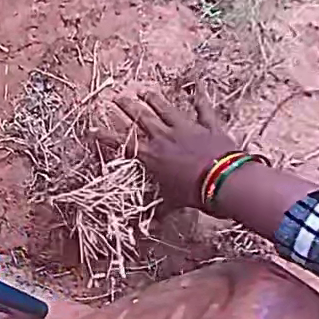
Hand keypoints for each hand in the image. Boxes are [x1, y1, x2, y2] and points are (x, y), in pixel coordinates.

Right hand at [98, 91, 242, 212]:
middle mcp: (164, 138)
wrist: (226, 182)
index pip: (121, 144)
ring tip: (144, 91)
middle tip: (117, 97)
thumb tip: (149, 230)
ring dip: (154, 100)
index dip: (104, 137)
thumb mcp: (173, 203)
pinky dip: (200, 99)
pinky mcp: (208, 126)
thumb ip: (160, 211)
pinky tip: (198, 88)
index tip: (92, 129)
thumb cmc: (195, 194)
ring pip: (165, 110)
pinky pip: (203, 110)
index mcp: (151, 156)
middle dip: (127, 107)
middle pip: (141, 118)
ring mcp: (186, 129)